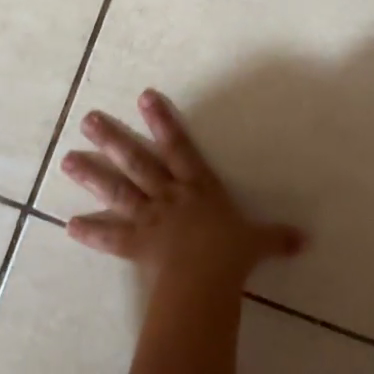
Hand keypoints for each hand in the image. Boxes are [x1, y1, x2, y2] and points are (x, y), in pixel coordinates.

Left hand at [60, 89, 303, 280]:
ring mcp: (149, 218)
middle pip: (136, 161)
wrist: (206, 277)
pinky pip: (111, 238)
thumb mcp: (257, 241)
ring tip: (67, 159)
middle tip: (87, 120)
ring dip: (92, 175)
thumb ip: (276, 236)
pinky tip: (69, 226)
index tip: (144, 96)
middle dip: (112, 139)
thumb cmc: (231, 252)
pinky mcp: (136, 244)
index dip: (162, 120)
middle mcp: (169, 194)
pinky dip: (91, 234)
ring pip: (117, 191)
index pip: (178, 145)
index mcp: (198, 186)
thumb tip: (306, 238)